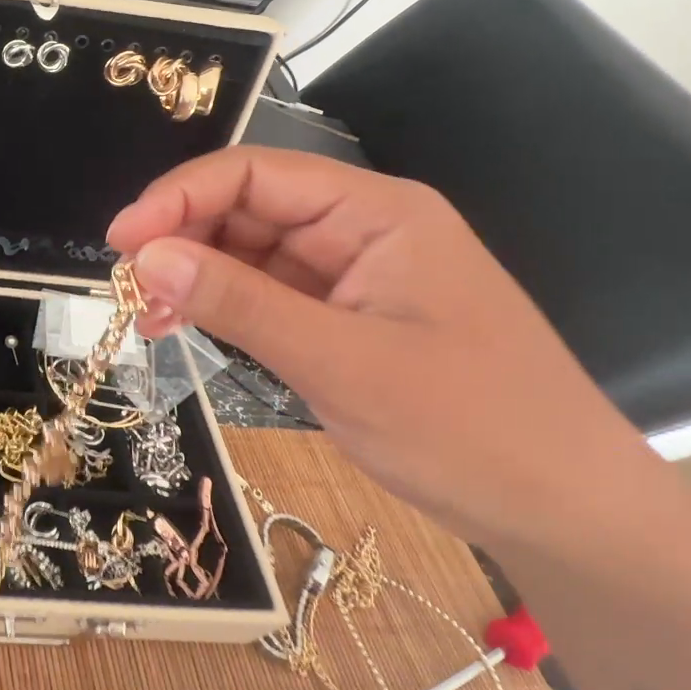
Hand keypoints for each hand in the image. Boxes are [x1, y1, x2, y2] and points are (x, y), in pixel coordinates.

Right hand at [106, 146, 659, 551]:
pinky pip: (266, 294)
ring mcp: (352, 274)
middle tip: (122, 287)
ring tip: (142, 315)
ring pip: (249, 253)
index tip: (119, 241)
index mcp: (377, 212)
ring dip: (193, 276)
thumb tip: (144, 255)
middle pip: (247, 208)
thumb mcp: (340, 363)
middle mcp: (360, 229)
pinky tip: (179, 325)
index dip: (179, 197)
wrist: (570, 516)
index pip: (256, 174)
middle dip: (181, 239)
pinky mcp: (343, 317)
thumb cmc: (470, 429)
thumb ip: (238, 302)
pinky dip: (220, 307)